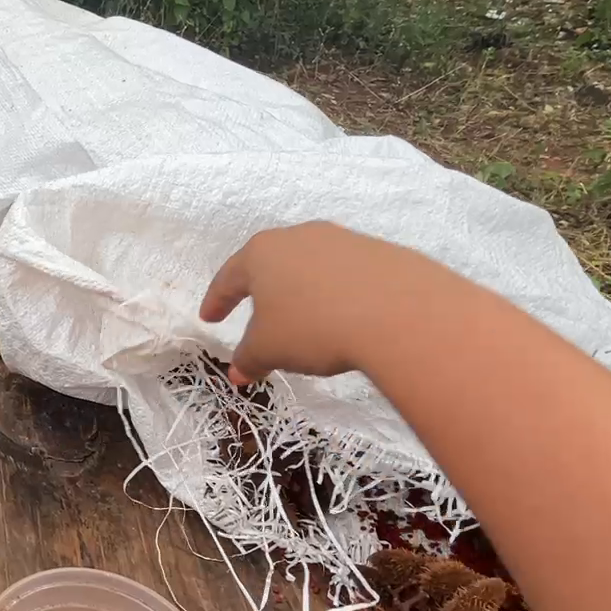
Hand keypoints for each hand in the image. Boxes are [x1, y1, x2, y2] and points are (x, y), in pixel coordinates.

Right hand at [198, 222, 462, 382]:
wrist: (401, 313)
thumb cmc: (313, 326)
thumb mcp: (268, 350)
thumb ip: (248, 359)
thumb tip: (238, 373)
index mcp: (262, 254)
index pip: (228, 278)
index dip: (216, 301)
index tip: (208, 318)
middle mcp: (299, 237)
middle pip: (270, 265)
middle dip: (259, 291)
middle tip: (253, 313)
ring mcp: (342, 241)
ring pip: (309, 268)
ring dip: (300, 293)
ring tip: (301, 321)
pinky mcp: (381, 253)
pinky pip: (344, 275)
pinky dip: (335, 295)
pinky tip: (341, 319)